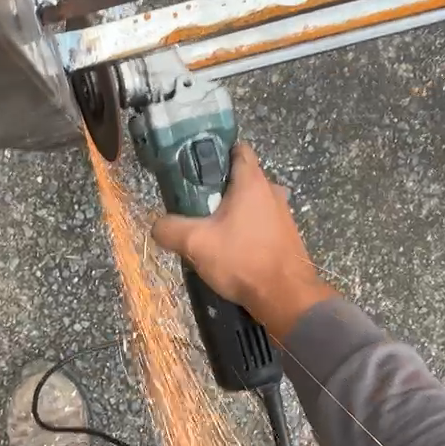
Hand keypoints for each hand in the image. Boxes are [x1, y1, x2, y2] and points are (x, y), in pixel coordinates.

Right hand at [151, 142, 337, 338]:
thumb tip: (157, 226)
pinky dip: (247, 232)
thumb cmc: (242, 260)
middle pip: (242, 179)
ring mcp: (283, 215)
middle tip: (197, 207)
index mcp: (252, 182)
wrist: (285, 296)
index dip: (216, 153)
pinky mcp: (287, 237)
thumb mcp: (196, 244)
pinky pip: (262, 225)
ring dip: (234, 214)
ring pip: (252, 204)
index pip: (237, 149)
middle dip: (220, 190)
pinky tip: (233, 251)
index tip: (196, 168)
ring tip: (212, 233)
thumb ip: (170, 229)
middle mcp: (272, 191)